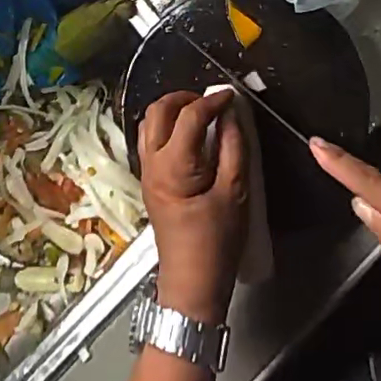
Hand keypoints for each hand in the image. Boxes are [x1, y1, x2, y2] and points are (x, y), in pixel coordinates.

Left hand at [138, 90, 247, 323]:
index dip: (212, 100)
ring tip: (200, 113)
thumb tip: (230, 114)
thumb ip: (234, 147)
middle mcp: (152, 163)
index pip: (189, 116)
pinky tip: (188, 135)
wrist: (192, 285)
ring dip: (172, 109)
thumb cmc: (216, 242)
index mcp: (173, 165)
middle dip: (184, 97)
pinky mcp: (149, 181)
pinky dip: (166, 126)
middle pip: (158, 110)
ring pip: (149, 123)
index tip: (231, 95)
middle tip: (211, 101)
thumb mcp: (235, 193)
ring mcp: (146, 172)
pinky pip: (150, 140)